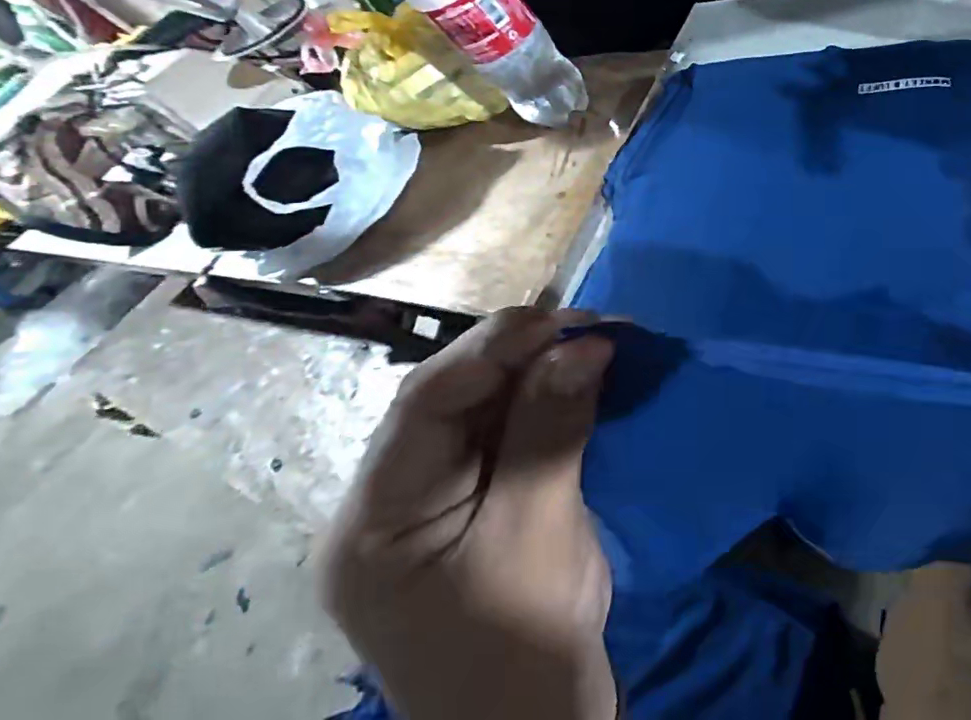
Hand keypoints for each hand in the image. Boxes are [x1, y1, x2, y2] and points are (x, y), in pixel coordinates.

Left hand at [319, 308, 617, 719]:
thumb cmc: (524, 650)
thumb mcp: (537, 535)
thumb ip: (551, 432)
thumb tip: (585, 344)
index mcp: (374, 520)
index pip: (424, 404)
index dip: (493, 348)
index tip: (565, 320)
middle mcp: (392, 500)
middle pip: (451, 400)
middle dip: (522, 355)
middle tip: (592, 326)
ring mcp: (434, 503)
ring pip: (483, 411)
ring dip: (541, 373)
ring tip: (596, 341)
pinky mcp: (476, 504)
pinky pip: (508, 435)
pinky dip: (549, 403)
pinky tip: (583, 381)